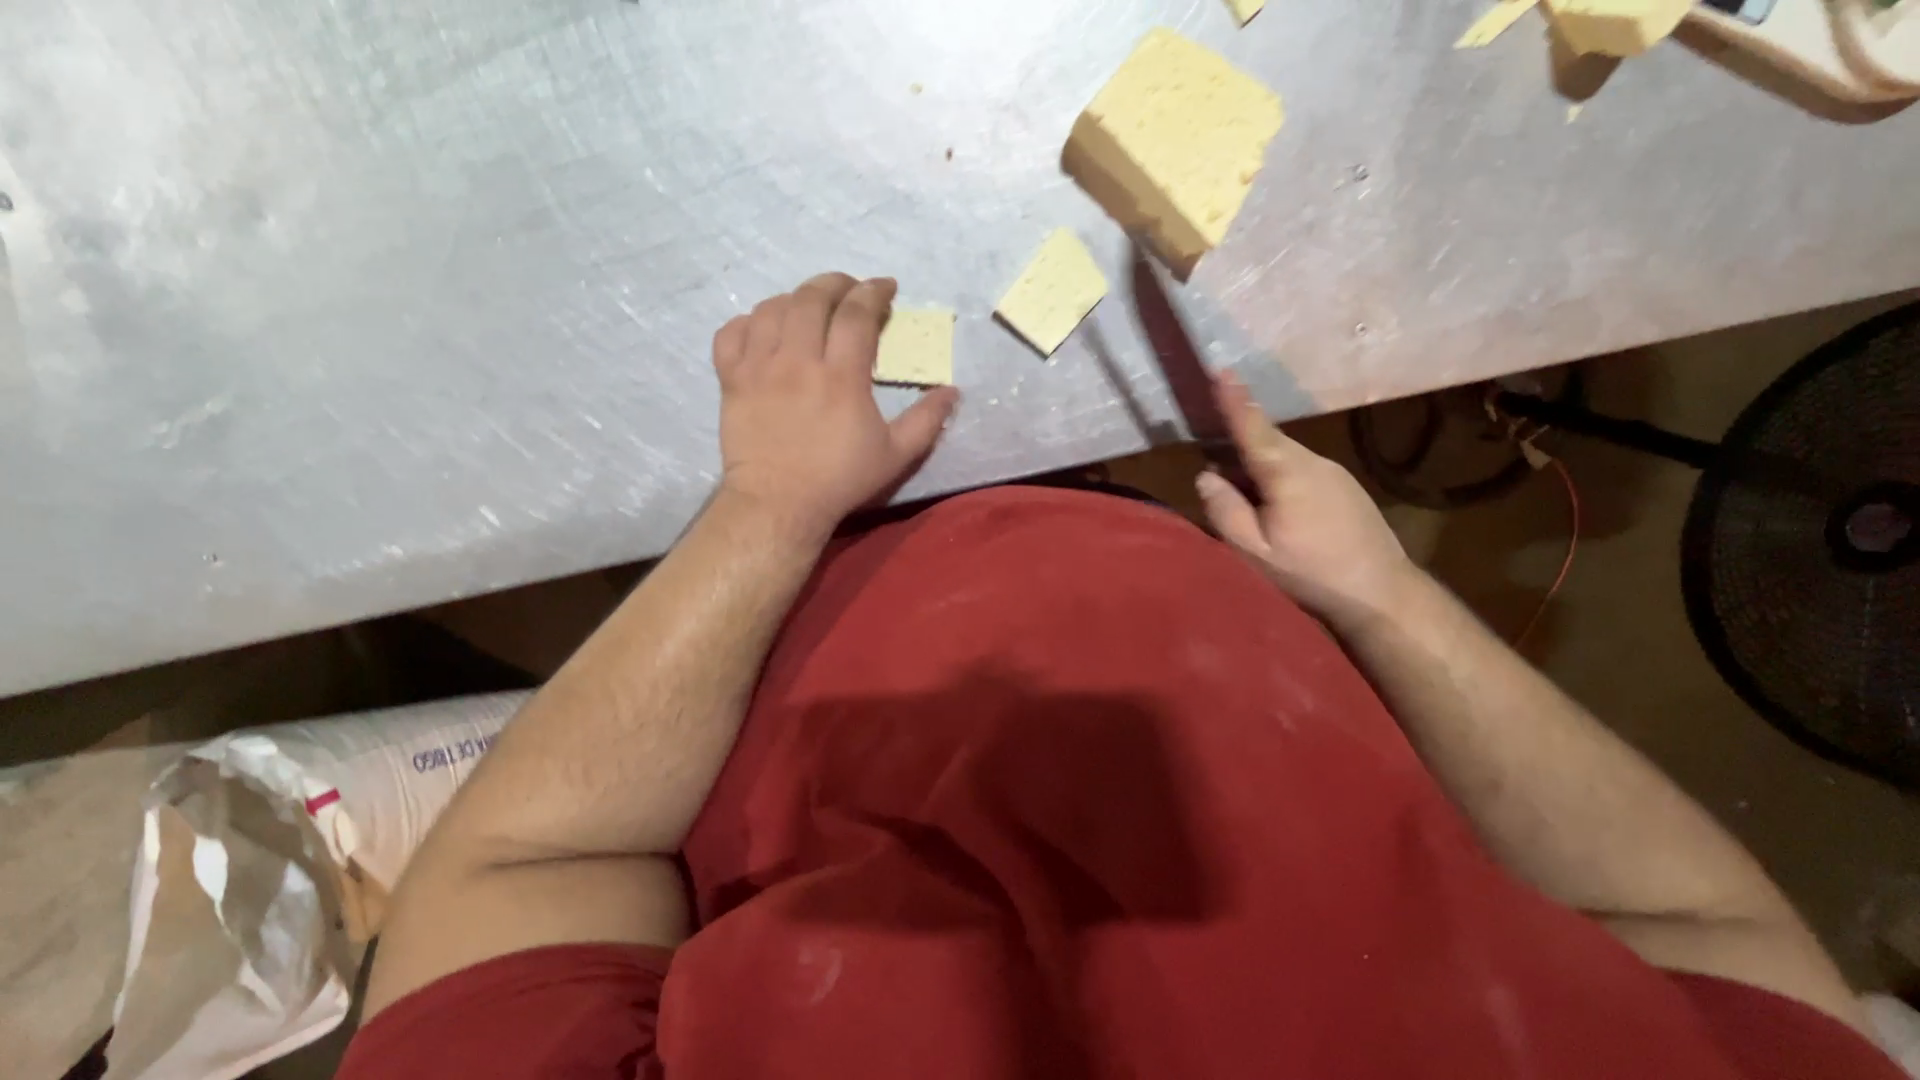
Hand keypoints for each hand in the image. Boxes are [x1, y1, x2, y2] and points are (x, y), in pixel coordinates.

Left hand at [712, 273, 958, 536]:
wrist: (778, 504)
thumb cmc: (839, 480)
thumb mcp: (895, 455)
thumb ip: (926, 420)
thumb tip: (952, 391)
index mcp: (841, 377)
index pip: (857, 314)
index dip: (874, 292)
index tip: (886, 288)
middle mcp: (798, 361)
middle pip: (812, 299)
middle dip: (836, 284)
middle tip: (850, 289)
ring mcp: (759, 368)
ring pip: (771, 309)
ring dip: (795, 298)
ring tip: (809, 306)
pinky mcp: (732, 381)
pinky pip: (731, 334)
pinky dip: (747, 322)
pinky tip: (762, 328)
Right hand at [1195, 372, 1418, 629]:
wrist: (1382, 592)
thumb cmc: (1311, 573)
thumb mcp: (1254, 551)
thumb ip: (1225, 511)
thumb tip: (1206, 476)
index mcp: (1286, 472)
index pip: (1252, 427)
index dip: (1234, 400)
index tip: (1221, 370)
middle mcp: (1313, 462)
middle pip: (1266, 446)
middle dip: (1239, 457)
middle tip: (1220, 486)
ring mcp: (1334, 473)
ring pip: (1284, 462)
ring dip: (1262, 477)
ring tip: (1255, 517)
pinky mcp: (1347, 488)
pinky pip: (1302, 474)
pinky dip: (1283, 487)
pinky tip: (1285, 522)